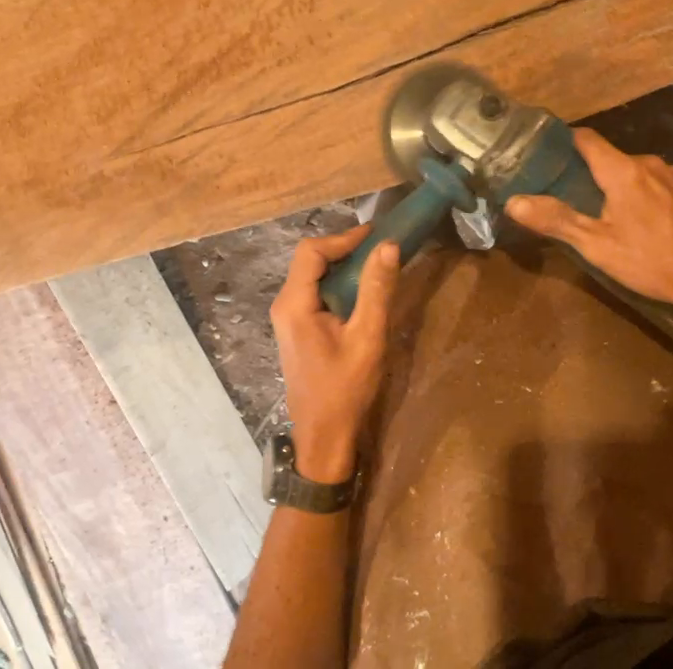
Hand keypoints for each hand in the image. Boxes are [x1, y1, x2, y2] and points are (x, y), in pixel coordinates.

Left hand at [270, 226, 400, 483]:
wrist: (324, 437)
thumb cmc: (345, 390)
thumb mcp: (367, 337)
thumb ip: (376, 290)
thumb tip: (388, 245)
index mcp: (294, 304)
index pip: (311, 251)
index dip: (343, 238)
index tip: (375, 235)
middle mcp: (284, 305)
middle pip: (309, 259)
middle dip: (343, 248)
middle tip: (379, 248)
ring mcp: (287, 318)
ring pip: (311, 275)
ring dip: (341, 265)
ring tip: (375, 264)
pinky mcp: (296, 328)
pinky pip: (313, 292)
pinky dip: (336, 283)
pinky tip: (361, 290)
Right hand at [504, 128, 672, 317]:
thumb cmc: (652, 262)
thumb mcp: (597, 246)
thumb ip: (556, 220)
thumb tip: (513, 201)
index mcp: (623, 170)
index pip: (586, 139)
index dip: (563, 142)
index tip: (543, 154)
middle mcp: (649, 163)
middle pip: (609, 157)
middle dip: (589, 173)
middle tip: (570, 198)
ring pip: (633, 171)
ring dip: (617, 186)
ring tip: (605, 215)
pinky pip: (655, 183)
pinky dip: (641, 194)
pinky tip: (642, 223)